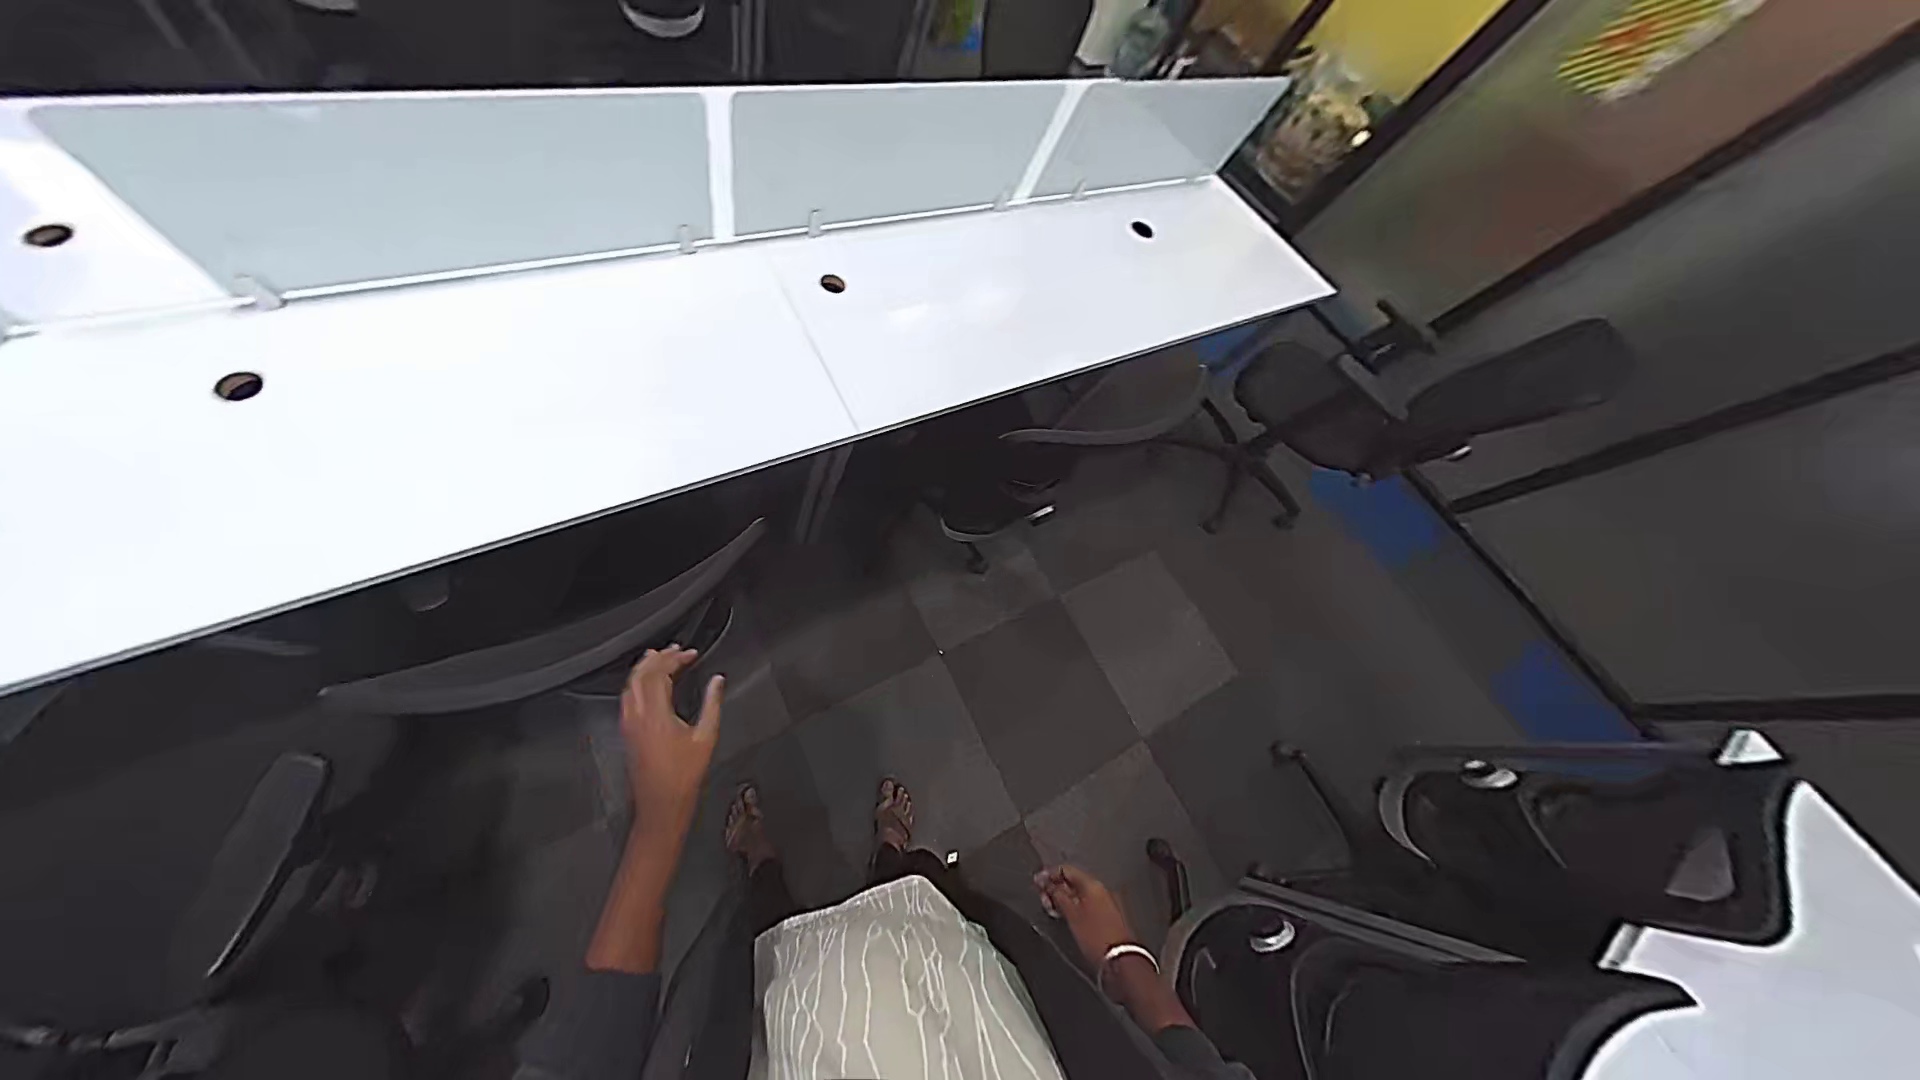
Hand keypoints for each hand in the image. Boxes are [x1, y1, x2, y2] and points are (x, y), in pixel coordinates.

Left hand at [619, 645, 723, 833]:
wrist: (662, 802)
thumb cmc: (685, 773)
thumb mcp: (706, 736)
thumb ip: (712, 703)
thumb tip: (717, 680)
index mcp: (656, 715)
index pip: (659, 674)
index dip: (674, 658)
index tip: (691, 653)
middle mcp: (637, 716)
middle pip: (640, 675)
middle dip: (658, 657)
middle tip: (675, 649)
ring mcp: (628, 723)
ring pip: (630, 685)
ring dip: (644, 668)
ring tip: (659, 657)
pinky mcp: (627, 731)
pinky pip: (627, 697)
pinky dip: (637, 682)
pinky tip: (647, 682)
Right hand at [1034, 865, 1136, 967]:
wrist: (1121, 961)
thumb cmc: (1095, 935)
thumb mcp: (1071, 914)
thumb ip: (1057, 895)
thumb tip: (1046, 882)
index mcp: (1092, 884)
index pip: (1067, 870)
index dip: (1050, 874)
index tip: (1037, 883)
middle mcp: (1101, 889)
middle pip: (1074, 881)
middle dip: (1056, 888)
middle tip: (1044, 899)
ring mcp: (1107, 903)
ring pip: (1080, 894)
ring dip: (1065, 899)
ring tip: (1053, 910)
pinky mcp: (1109, 917)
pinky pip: (1088, 904)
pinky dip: (1075, 907)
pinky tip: (1068, 917)